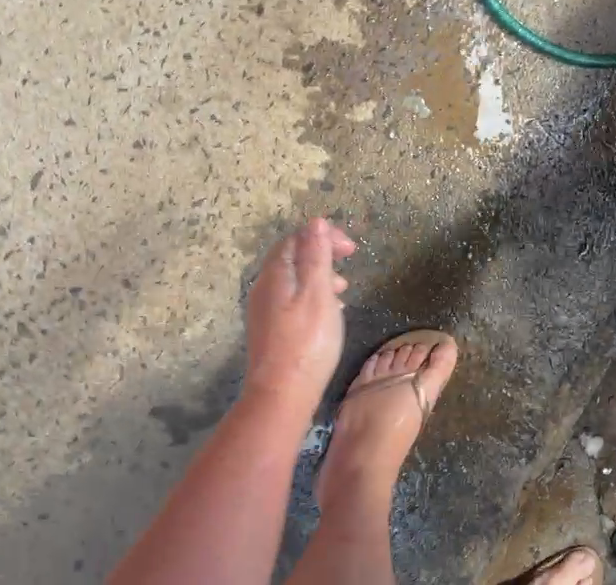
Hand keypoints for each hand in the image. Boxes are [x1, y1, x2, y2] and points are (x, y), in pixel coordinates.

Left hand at [244, 218, 356, 409]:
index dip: (323, 235)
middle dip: (322, 253)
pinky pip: (293, 299)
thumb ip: (317, 255)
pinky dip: (313, 295)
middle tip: (349, 261)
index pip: (296, 238)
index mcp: (274, 274)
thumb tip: (315, 222)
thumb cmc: (306, 340)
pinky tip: (329, 311)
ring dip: (320, 275)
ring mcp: (264, 311)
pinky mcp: (270, 330)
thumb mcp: (318, 292)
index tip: (351, 248)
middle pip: (292, 257)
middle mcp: (264, 288)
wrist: (282, 395)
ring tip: (343, 288)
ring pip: (294, 279)